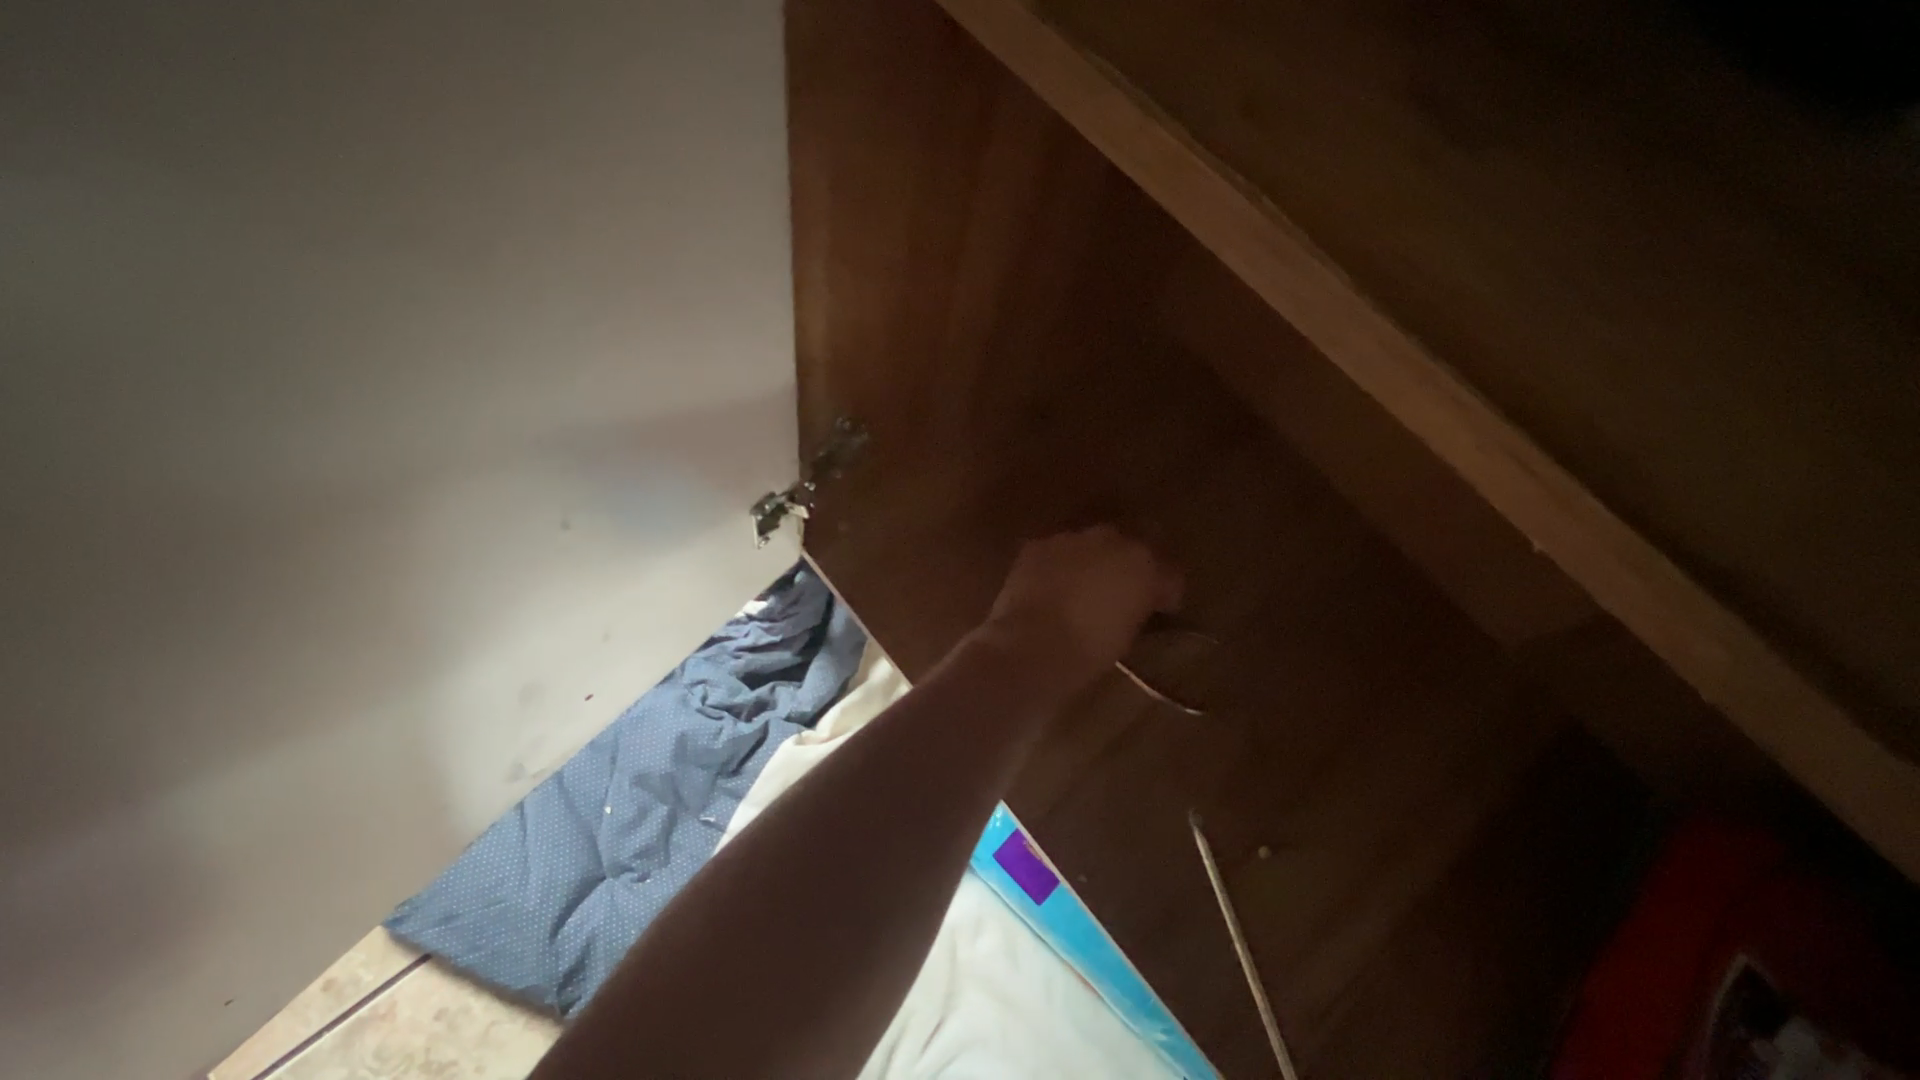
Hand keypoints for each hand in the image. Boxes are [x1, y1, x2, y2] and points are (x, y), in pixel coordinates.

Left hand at [971, 526, 1183, 698]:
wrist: (1032, 645)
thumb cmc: (1090, 651)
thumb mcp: (1128, 634)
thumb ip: (1137, 608)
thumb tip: (1134, 605)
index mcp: (1145, 565)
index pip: (1169, 574)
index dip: (1165, 593)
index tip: (1159, 609)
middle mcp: (1112, 539)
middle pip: (1130, 548)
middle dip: (1128, 567)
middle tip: (1119, 593)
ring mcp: (1072, 538)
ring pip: (1091, 545)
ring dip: (1091, 562)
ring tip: (1081, 590)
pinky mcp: (1038, 545)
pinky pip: (1056, 552)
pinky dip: (1057, 566)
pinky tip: (1050, 588)